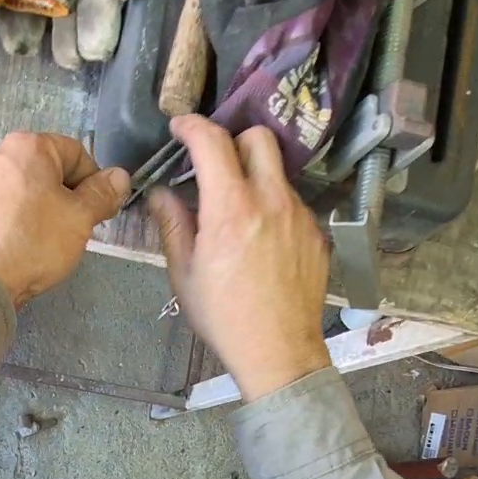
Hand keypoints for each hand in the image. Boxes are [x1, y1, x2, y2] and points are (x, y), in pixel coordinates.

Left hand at [0, 132, 129, 307]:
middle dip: (66, 199)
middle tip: (74, 231)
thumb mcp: (80, 218)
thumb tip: (119, 177)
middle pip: (46, 173)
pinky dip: (14, 226)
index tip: (99, 211)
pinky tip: (19, 250)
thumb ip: (102, 195)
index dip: (95, 182)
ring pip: (22, 194)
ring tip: (45, 245)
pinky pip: (0, 213)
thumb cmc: (33, 242)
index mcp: (29, 147)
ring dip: (40, 214)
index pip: (77, 153)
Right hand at [151, 116, 329, 401]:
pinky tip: (262, 240)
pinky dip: (273, 207)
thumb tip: (161, 194)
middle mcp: (270, 201)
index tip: (180, 128)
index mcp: (230, 210)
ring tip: (238, 212)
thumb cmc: (224, 318)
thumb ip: (173, 225)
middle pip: (258, 138)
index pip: (211, 142)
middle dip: (232, 142)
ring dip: (254, 177)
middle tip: (214, 166)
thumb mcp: (185, 274)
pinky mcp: (317, 233)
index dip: (191, 126)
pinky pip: (293, 202)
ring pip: (278, 172)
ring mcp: (300, 215)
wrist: (278, 352)